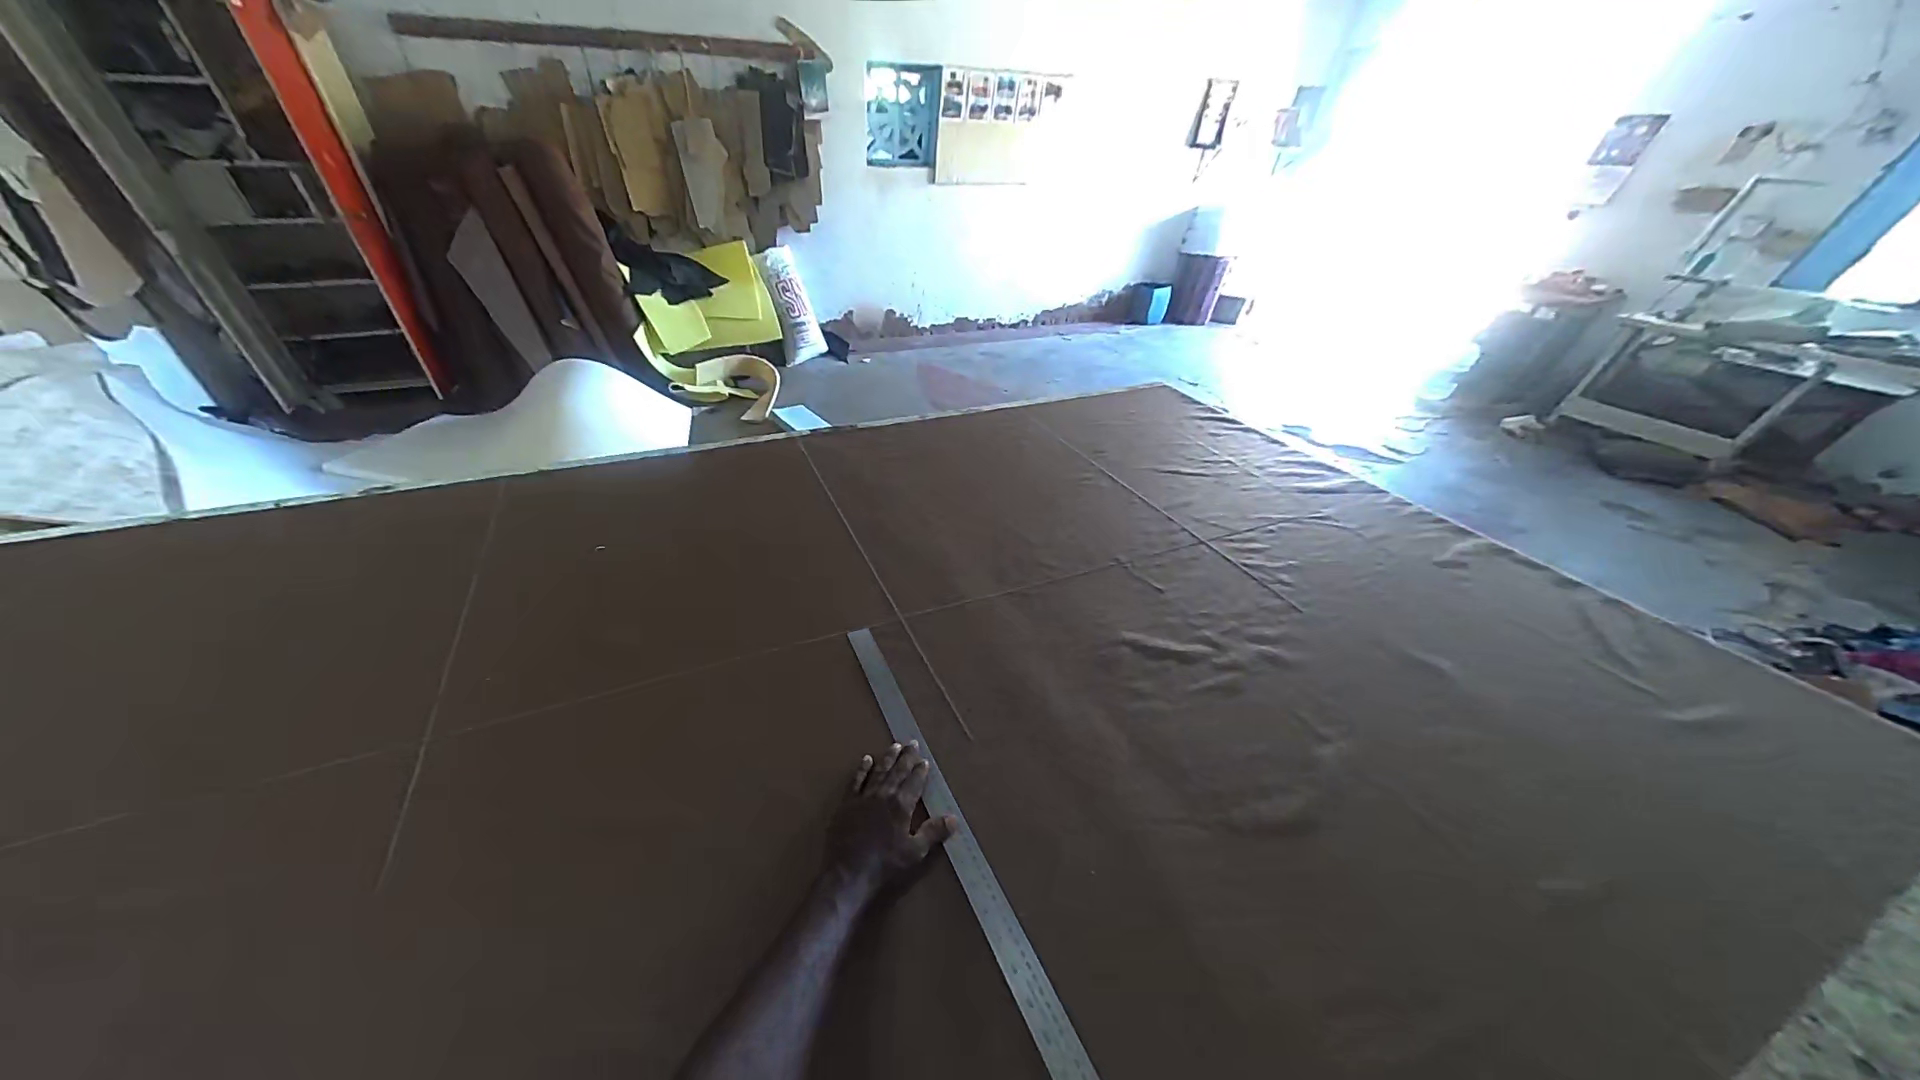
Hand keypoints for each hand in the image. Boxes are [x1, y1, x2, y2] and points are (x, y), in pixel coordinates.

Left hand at [825, 741, 956, 895]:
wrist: (847, 874)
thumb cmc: (884, 865)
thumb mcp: (914, 852)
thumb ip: (933, 832)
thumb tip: (953, 818)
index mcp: (901, 805)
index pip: (914, 782)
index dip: (920, 771)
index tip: (925, 760)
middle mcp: (883, 795)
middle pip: (897, 772)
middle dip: (906, 757)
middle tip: (912, 742)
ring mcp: (863, 798)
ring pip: (878, 772)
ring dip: (887, 758)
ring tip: (894, 745)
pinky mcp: (846, 804)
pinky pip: (856, 781)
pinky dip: (862, 769)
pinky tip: (866, 759)